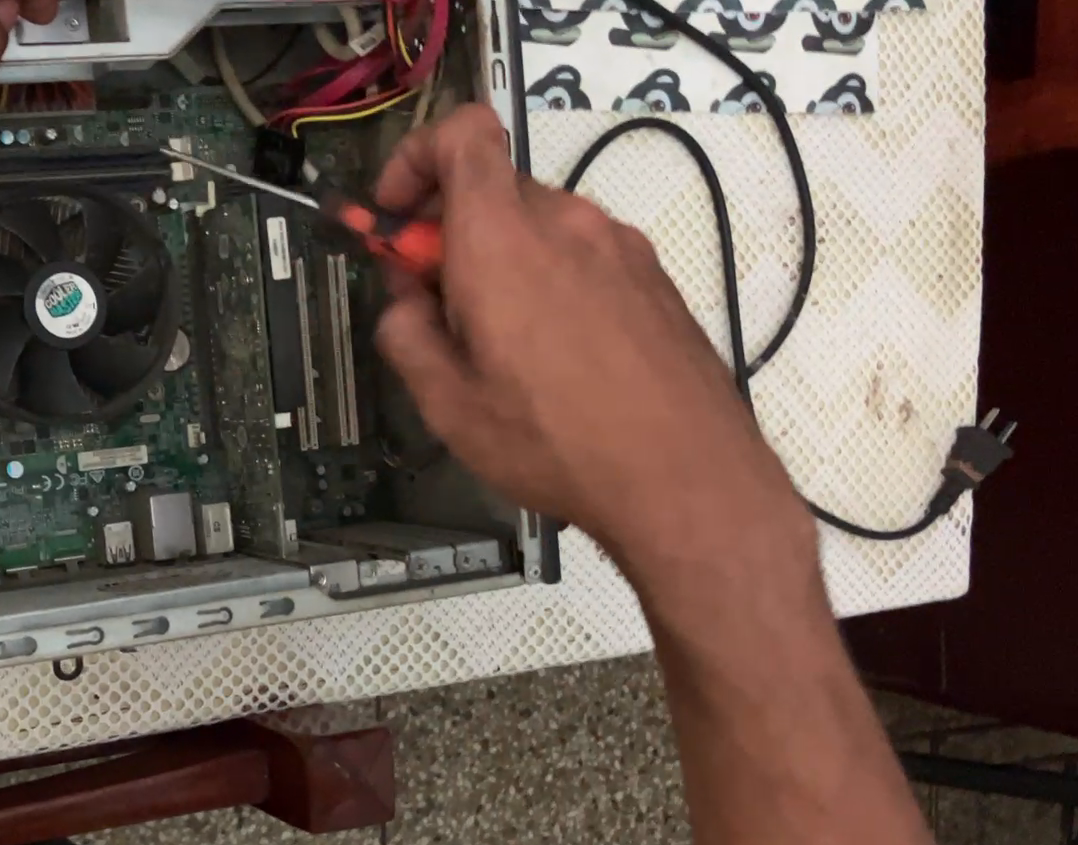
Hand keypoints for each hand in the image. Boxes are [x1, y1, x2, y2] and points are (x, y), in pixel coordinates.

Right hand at [371, 105, 810, 577]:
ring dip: (493, 264)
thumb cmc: (553, 441)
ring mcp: (618, 247)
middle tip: (430, 309)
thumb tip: (404, 304)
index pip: (462, 135)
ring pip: (534, 226)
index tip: (394, 220)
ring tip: (491, 347)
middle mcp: (567, 225)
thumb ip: (405, 336)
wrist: (683, 476)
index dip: (414, 161)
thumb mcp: (447, 403)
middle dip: (444, 236)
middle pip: (490, 189)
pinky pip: (576, 255)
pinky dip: (540, 281)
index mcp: (503, 244)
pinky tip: (545, 357)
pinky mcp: (650, 278)